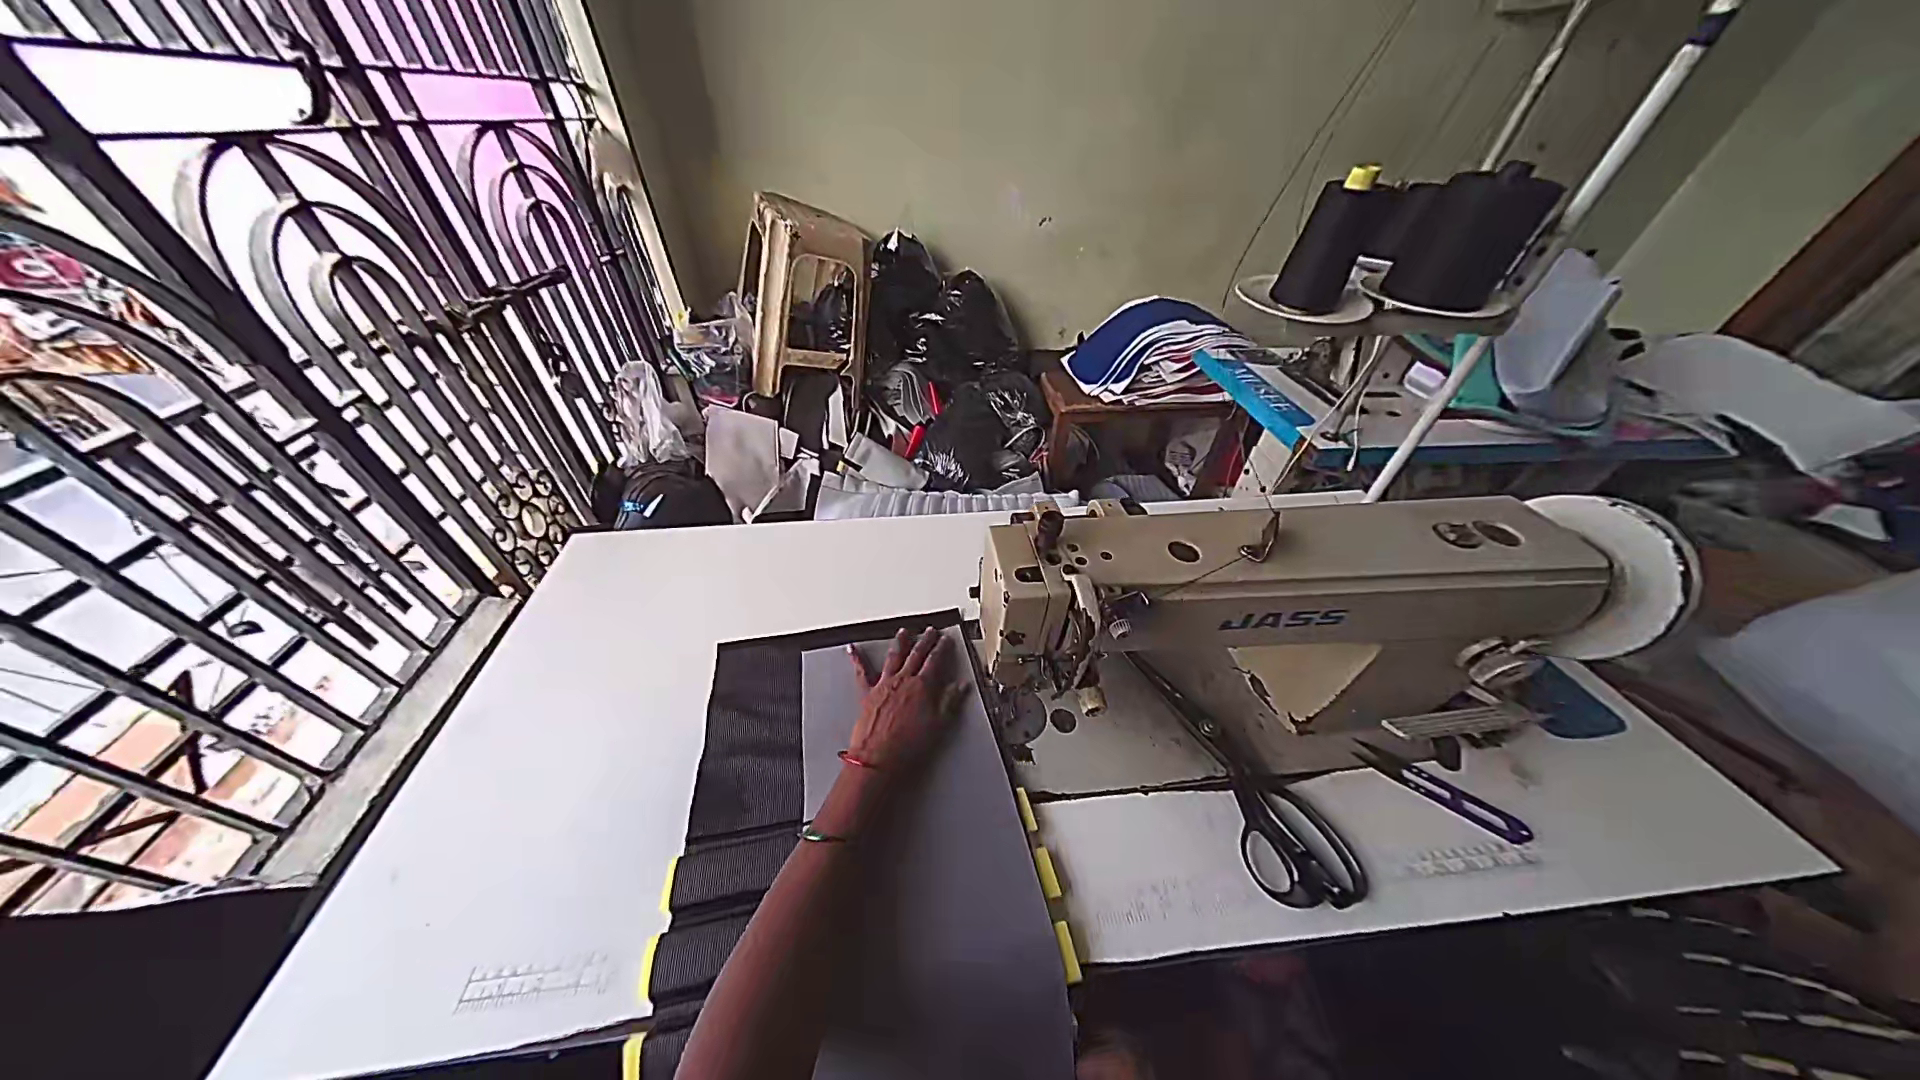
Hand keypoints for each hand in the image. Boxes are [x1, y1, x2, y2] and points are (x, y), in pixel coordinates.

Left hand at [845, 627, 964, 771]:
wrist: (878, 758)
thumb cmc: (907, 746)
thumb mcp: (938, 725)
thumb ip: (950, 702)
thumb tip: (960, 687)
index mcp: (922, 687)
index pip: (935, 661)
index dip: (942, 649)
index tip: (945, 640)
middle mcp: (902, 681)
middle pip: (916, 654)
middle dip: (925, 640)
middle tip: (929, 631)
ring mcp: (884, 685)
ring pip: (893, 657)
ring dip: (900, 643)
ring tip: (904, 632)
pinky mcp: (867, 694)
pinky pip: (861, 672)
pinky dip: (856, 659)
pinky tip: (853, 649)